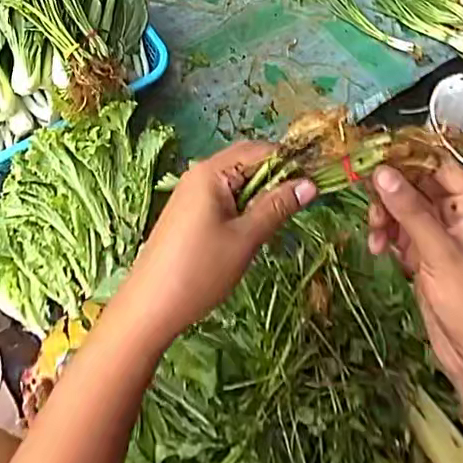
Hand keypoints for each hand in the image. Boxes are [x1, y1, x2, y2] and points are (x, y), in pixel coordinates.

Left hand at [109, 142, 316, 344]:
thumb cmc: (198, 272)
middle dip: (277, 174)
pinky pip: (224, 194)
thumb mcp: (245, 239)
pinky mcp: (188, 211)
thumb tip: (310, 184)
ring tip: (280, 215)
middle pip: (248, 160)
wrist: (146, 311)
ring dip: (261, 191)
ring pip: (237, 179)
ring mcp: (191, 192)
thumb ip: (278, 207)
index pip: (261, 150)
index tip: (315, 179)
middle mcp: (200, 173)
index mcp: (212, 172)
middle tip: (300, 198)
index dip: (290, 161)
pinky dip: (244, 203)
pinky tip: (253, 226)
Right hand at [367, 161, 462, 404]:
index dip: (411, 157)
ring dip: (386, 216)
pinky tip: (377, 249)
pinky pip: (403, 235)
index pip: (440, 166)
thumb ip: (410, 211)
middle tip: (368, 201)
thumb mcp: (440, 255)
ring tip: (374, 235)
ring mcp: (441, 239)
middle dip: (392, 191)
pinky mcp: (427, 261)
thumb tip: (381, 171)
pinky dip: (389, 238)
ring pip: (407, 211)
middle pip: (419, 187)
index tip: (376, 156)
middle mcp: (457, 217)